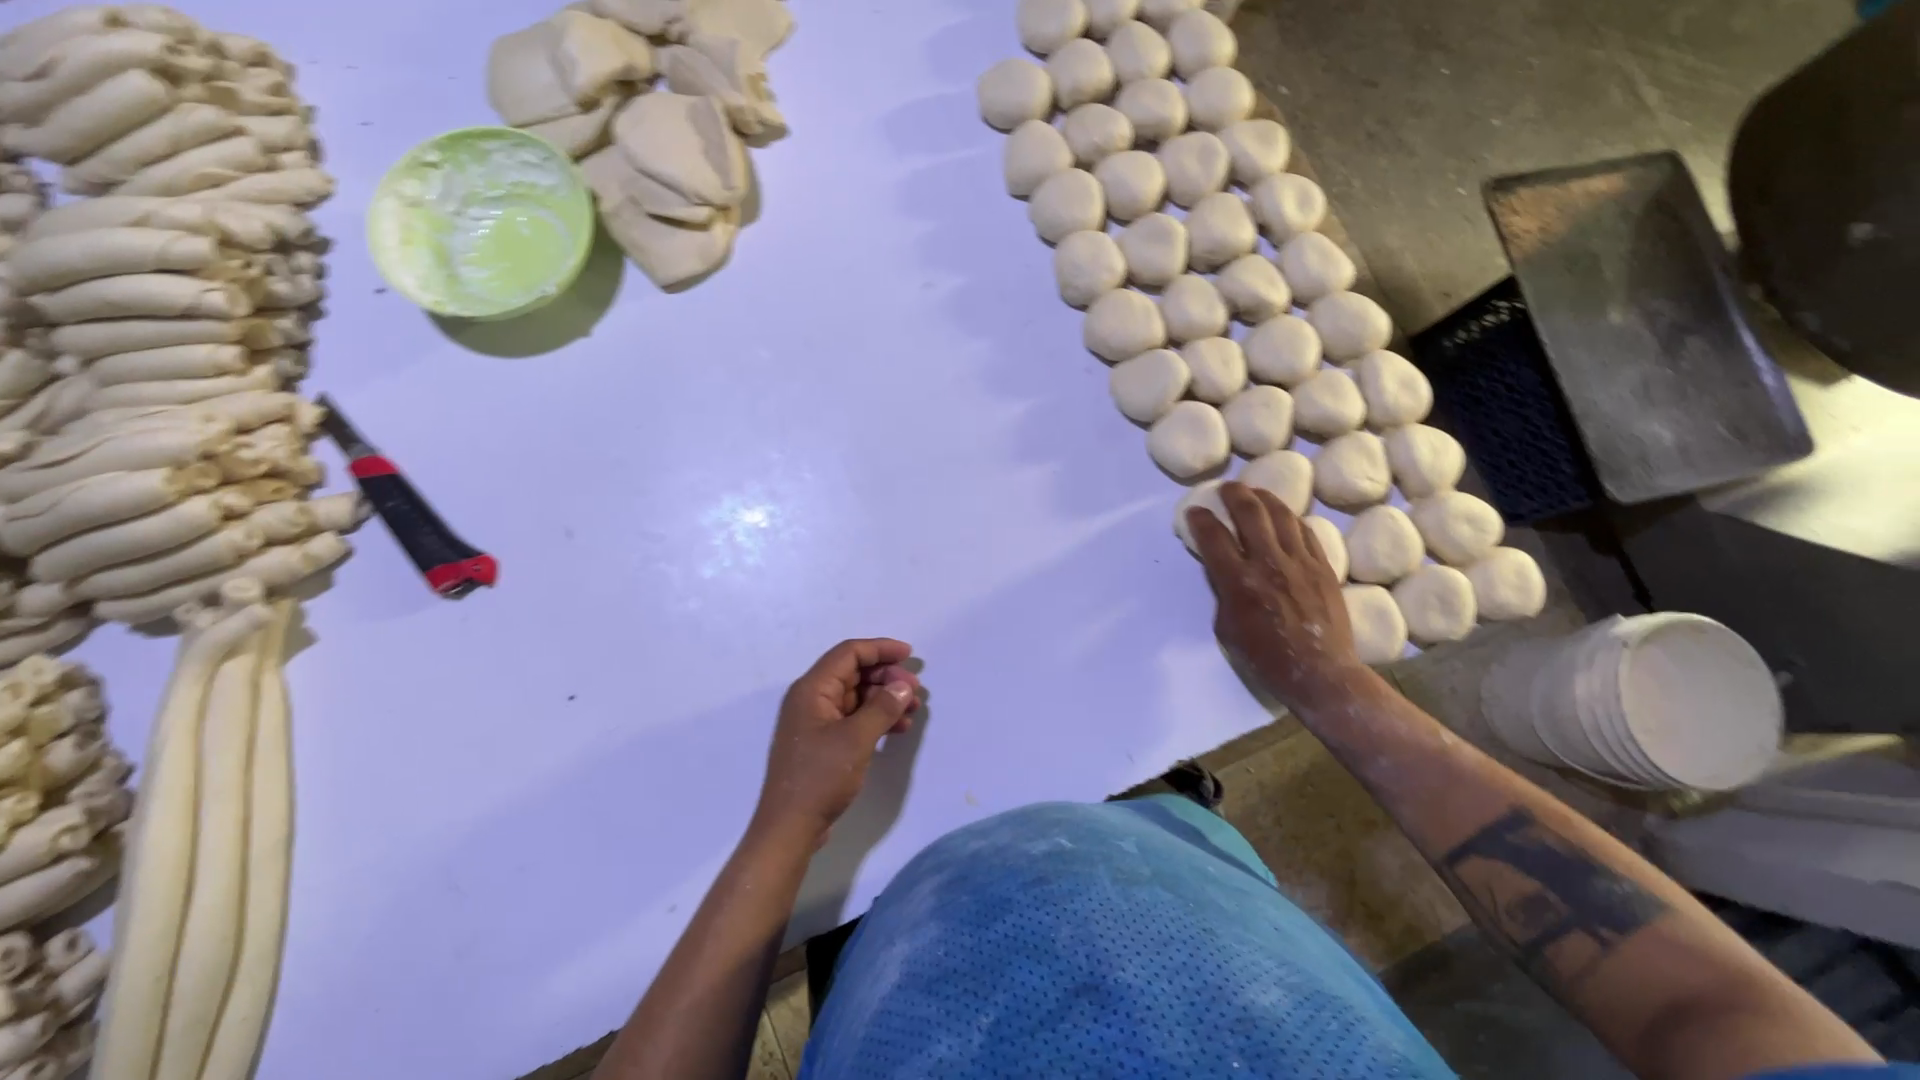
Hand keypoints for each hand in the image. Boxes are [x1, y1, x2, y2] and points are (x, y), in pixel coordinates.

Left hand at [751, 638, 921, 848]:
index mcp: (812, 690)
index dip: (880, 649)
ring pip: (856, 696)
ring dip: (884, 699)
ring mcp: (816, 722)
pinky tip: (899, 729)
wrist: (790, 826)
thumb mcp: (856, 739)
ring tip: (913, 710)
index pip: (848, 654)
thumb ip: (882, 708)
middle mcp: (811, 699)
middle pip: (853, 673)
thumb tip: (903, 686)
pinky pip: (853, 718)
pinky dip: (876, 719)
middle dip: (886, 676)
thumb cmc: (820, 777)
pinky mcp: (822, 743)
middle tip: (915, 691)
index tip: (910, 655)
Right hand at [1187, 482, 1369, 710]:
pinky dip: (1292, 519)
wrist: (1319, 672)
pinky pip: (1306, 532)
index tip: (1195, 511)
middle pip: (1250, 513)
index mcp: (1238, 583)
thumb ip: (1224, 593)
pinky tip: (1285, 517)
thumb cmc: (1265, 659)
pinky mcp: (1323, 567)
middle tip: (1227, 488)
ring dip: (1265, 498)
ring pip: (1281, 515)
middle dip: (1234, 494)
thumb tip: (1223, 569)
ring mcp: (1299, 563)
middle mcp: (1268, 564)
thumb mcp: (1227, 629)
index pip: (1213, 537)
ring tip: (1256, 492)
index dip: (1200, 519)